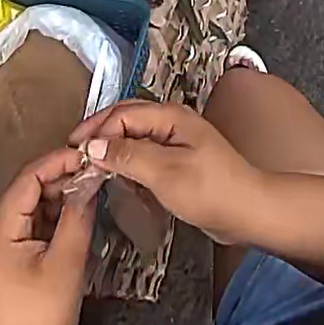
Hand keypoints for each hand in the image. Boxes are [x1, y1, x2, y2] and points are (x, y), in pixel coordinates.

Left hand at [0, 148, 99, 324]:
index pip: (27, 178)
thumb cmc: (37, 324)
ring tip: (93, 195)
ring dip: (60, 200)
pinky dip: (55, 221)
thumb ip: (79, 216)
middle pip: (27, 192)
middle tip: (98, 175)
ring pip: (32, 211)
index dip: (59, 161)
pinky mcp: (8, 269)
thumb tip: (91, 180)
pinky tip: (78, 221)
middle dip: (62, 179)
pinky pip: (32, 231)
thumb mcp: (66, 264)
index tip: (92, 156)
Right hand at [69, 102, 266, 244]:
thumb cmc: (212, 190)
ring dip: (113, 146)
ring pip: (136, 136)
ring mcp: (178, 140)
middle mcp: (174, 122)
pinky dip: (128, 161)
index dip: (97, 130)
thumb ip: (129, 156)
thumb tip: (94, 146)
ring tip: (90, 164)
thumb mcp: (165, 171)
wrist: (248, 210)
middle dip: (101, 133)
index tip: (75, 152)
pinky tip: (117, 176)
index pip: (123, 114)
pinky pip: (147, 153)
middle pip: (128, 119)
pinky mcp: (180, 160)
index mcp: (172, 117)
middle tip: (75, 154)